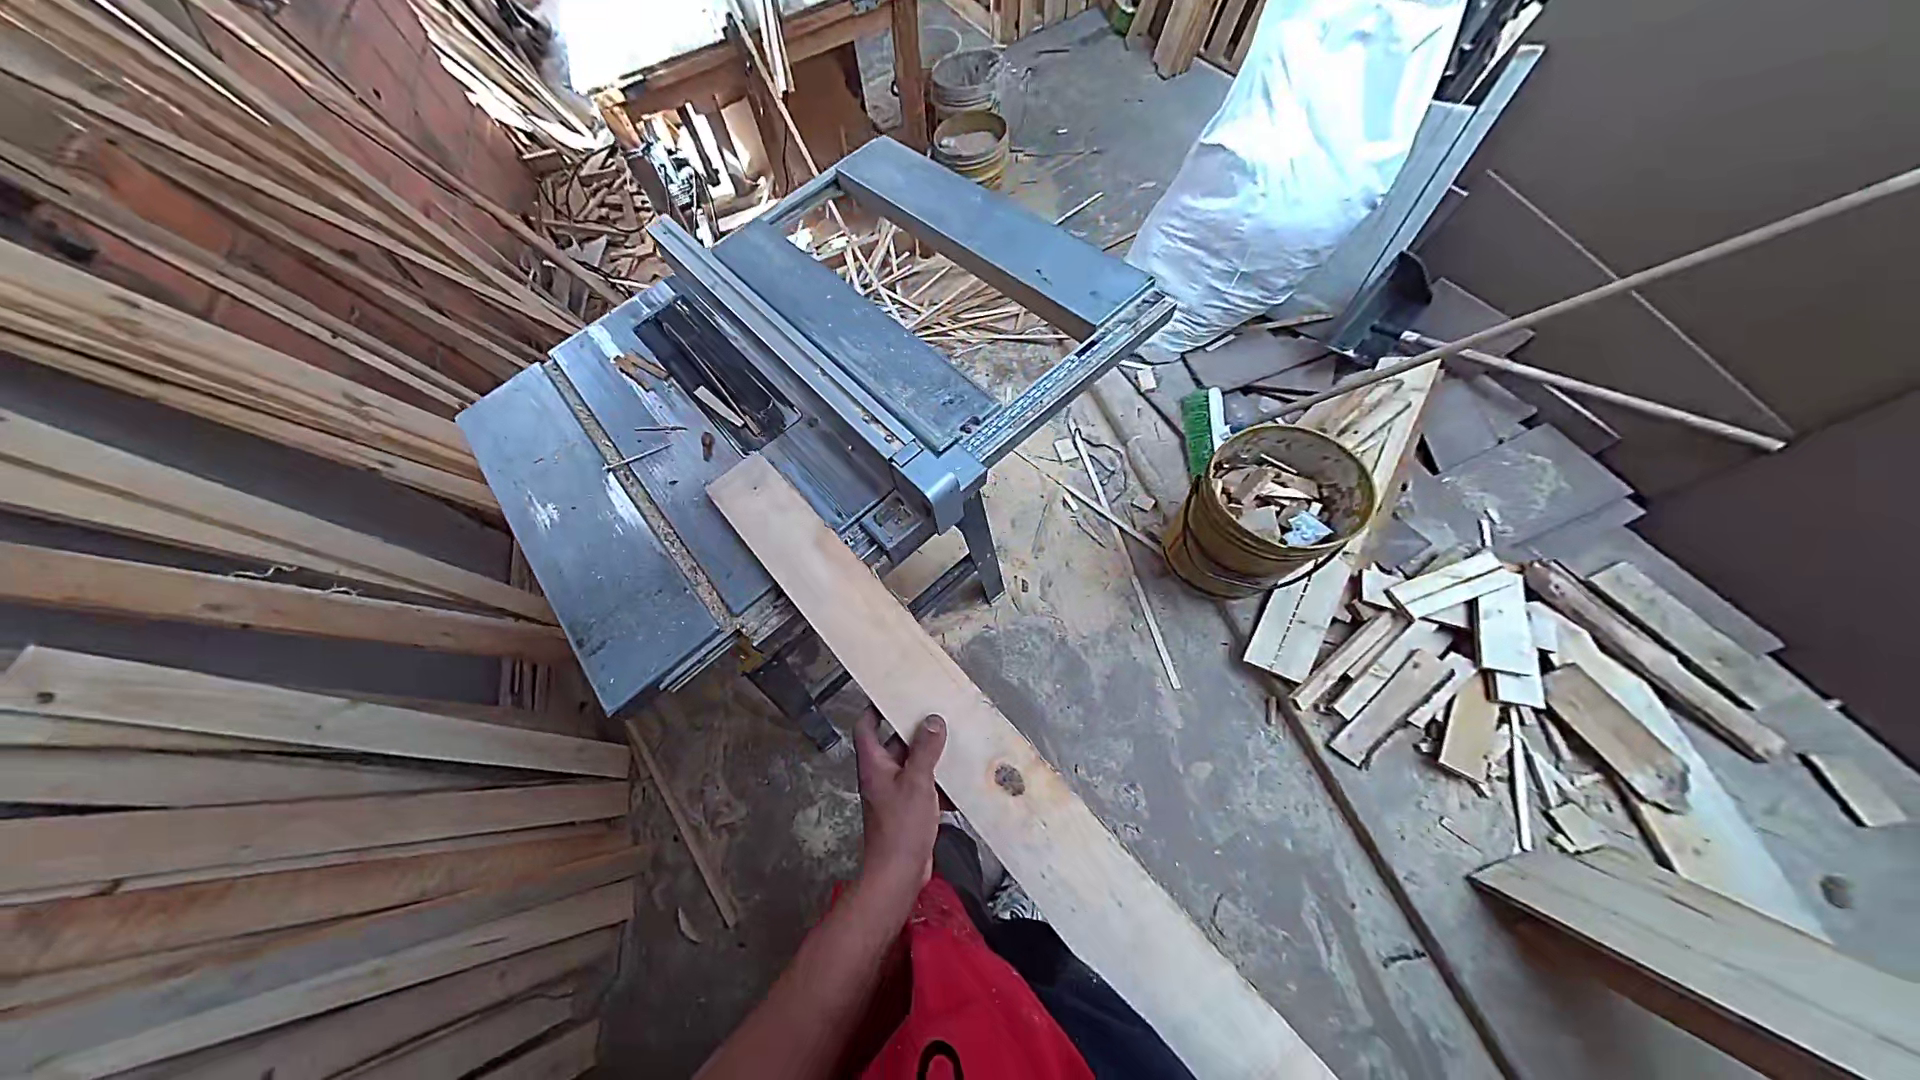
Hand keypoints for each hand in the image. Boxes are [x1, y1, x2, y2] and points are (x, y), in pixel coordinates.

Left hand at [853, 708, 946, 895]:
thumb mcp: (917, 782)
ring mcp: (893, 792)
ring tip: (952, 741)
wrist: (899, 874)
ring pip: (912, 763)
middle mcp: (880, 774)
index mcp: (874, 763)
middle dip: (915, 730)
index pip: (866, 726)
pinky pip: (922, 785)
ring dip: (930, 756)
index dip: (876, 708)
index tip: (894, 694)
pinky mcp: (907, 808)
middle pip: (894, 742)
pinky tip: (956, 780)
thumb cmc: (900, 829)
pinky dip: (937, 781)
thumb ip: (925, 750)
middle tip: (936, 714)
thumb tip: (933, 722)